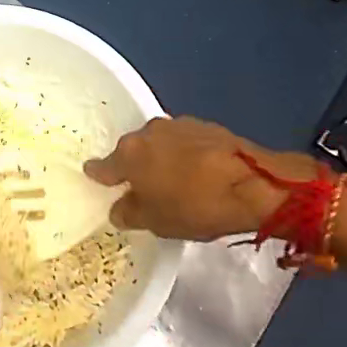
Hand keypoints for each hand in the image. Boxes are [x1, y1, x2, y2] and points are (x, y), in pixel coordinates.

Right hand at [84, 117, 322, 240]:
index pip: (104, 166)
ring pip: (160, 143)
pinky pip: (184, 143)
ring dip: (161, 158)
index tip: (95, 177)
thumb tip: (119, 208)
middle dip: (135, 166)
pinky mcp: (206, 126)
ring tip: (171, 181)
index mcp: (130, 154)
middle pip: (133, 150)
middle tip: (141, 186)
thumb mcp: (156, 222)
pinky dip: (184, 155)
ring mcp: (179, 125)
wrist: (251, 183)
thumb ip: (130, 213)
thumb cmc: (195, 206)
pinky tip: (195, 172)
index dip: (99, 175)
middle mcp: (149, 131)